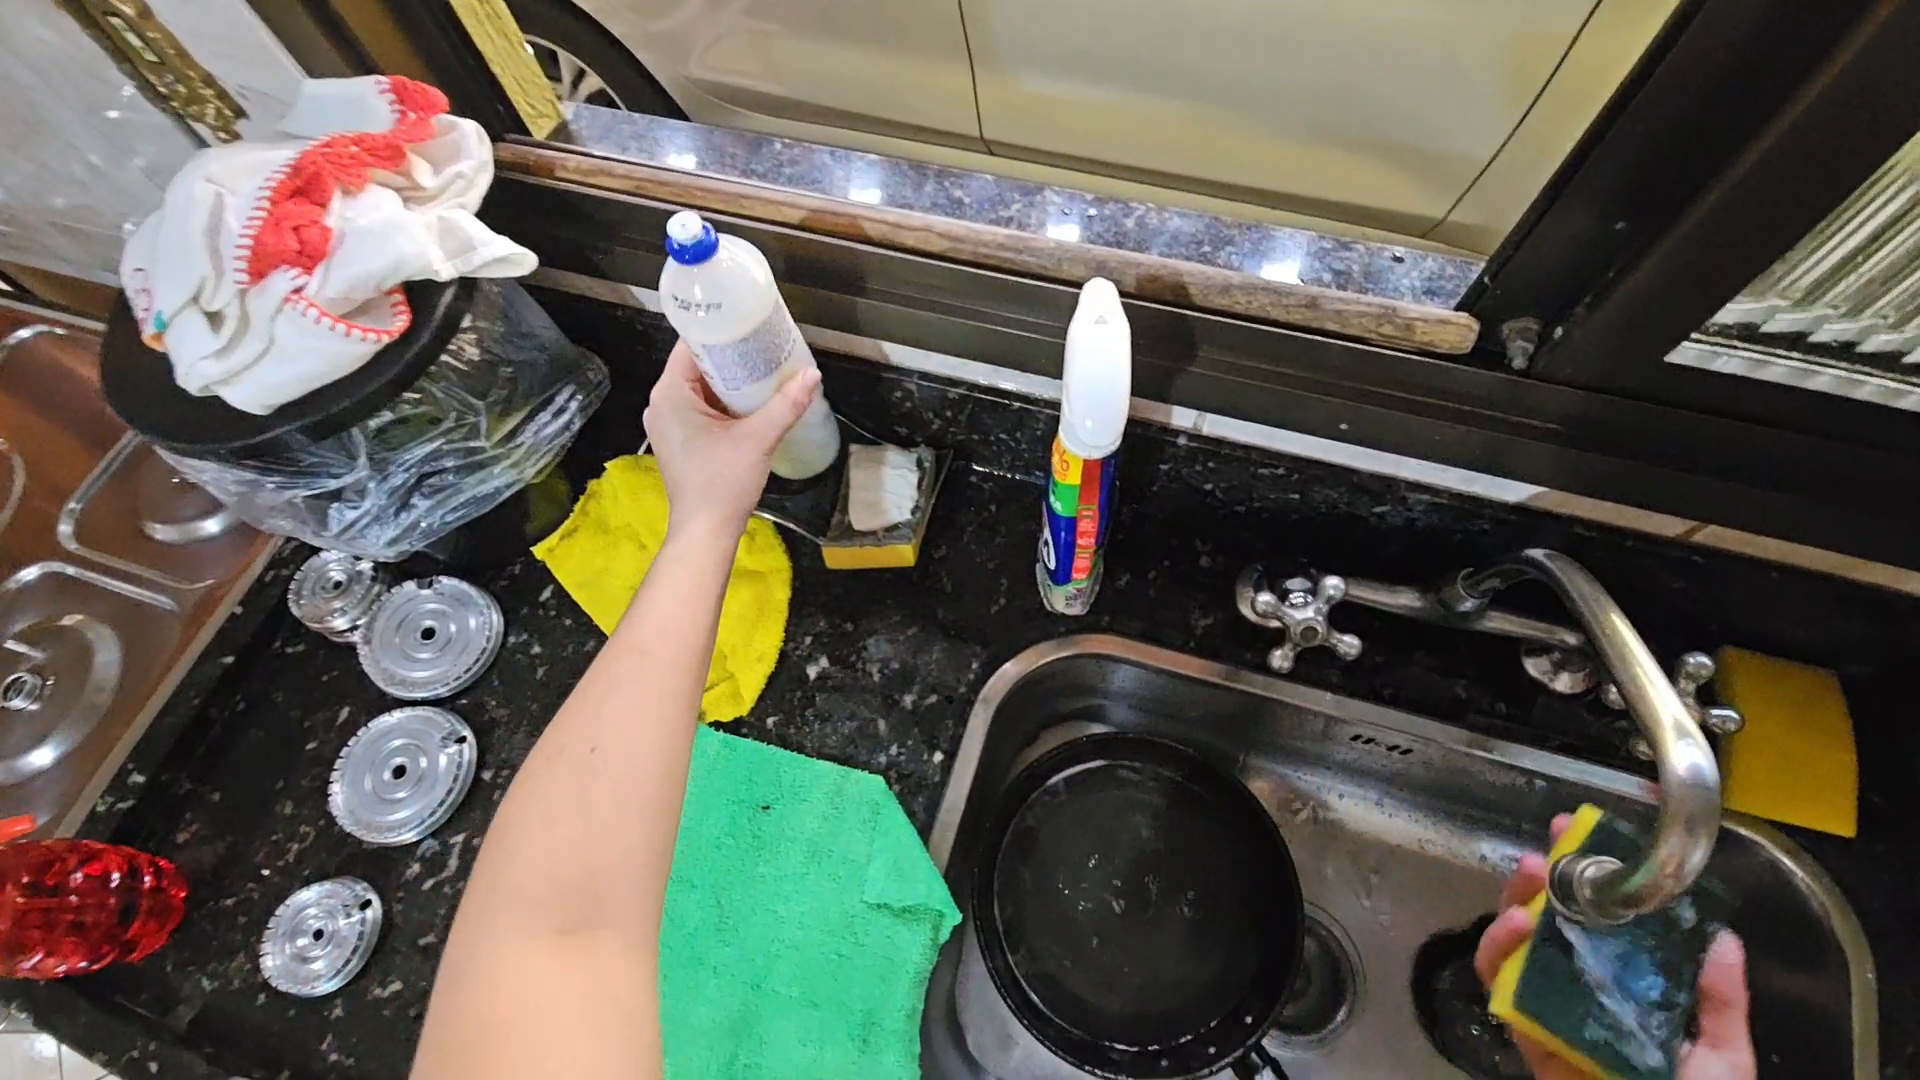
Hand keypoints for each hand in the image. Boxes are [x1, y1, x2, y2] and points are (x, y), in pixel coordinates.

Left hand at [642, 341, 820, 538]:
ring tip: (765, 371)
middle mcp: (662, 403)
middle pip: (699, 366)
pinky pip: (702, 408)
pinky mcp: (680, 440)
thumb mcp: (758, 439)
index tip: (750, 326)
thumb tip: (812, 374)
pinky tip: (753, 402)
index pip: (693, 346)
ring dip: (732, 382)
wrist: (706, 530)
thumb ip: (786, 404)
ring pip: (702, 389)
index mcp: (670, 393)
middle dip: (733, 358)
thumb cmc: (723, 483)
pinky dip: (726, 403)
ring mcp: (669, 423)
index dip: (722, 333)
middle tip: (766, 348)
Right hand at [1474, 814, 1756, 1079]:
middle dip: (1541, 882)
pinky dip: (1499, 948)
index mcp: (1621, 983)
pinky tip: (1516, 924)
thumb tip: (1722, 936)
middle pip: (1544, 921)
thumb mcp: (1723, 1055)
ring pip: (1512, 940)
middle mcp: (1576, 983)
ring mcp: (1543, 1001)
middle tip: (1548, 852)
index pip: (1596, 920)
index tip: (1581, 835)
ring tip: (1530, 880)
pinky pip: (1497, 980)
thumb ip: (1720, 1001)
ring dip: (1514, 902)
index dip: (1586, 877)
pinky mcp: (1520, 1024)